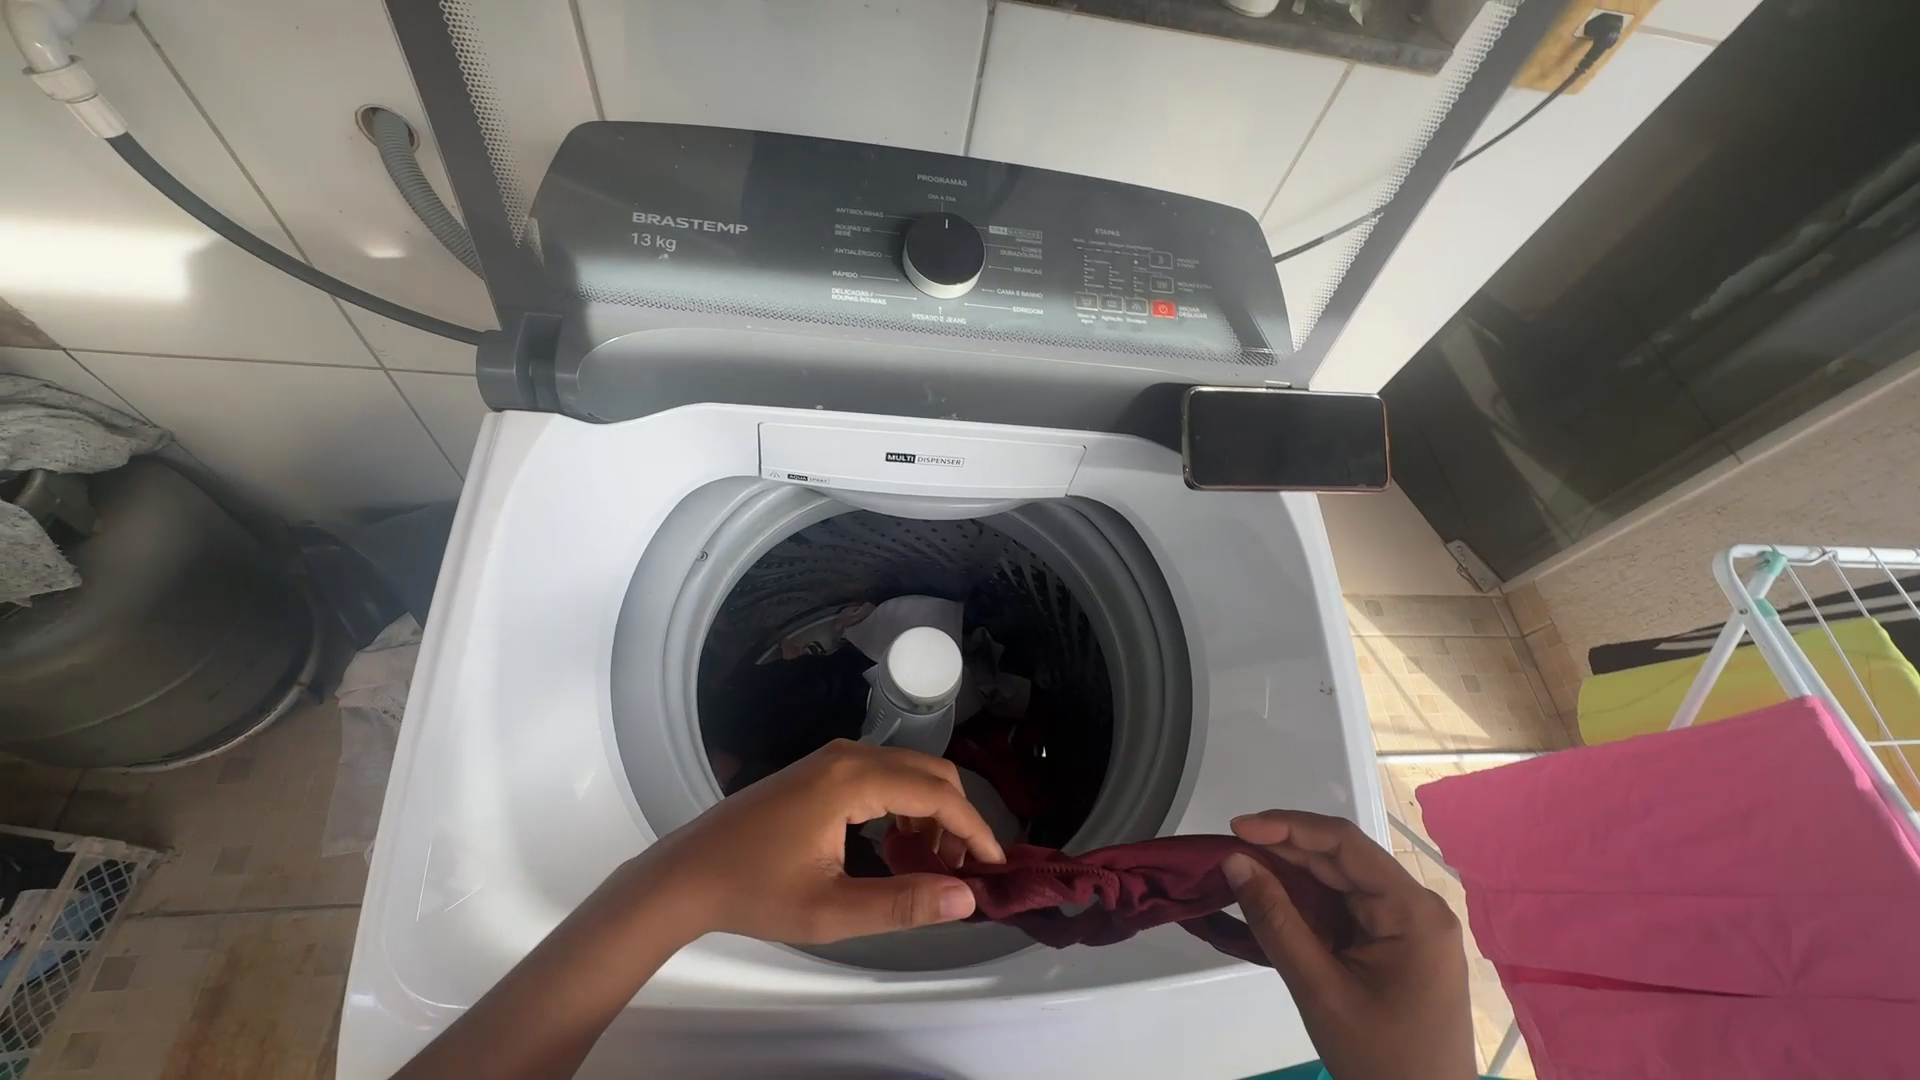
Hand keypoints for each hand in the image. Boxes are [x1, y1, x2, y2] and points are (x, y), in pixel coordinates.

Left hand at [628, 739, 1004, 944]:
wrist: (687, 872)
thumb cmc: (755, 892)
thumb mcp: (831, 910)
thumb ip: (902, 903)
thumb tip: (967, 897)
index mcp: (853, 779)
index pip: (937, 793)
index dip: (974, 829)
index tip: (995, 866)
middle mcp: (849, 754)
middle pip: (929, 771)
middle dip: (957, 817)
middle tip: (964, 868)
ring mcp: (833, 757)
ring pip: (908, 770)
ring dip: (932, 811)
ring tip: (932, 863)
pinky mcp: (822, 768)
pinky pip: (883, 774)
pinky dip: (906, 803)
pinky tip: (897, 843)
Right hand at [1222, 810, 1474, 1079]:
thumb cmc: (1382, 1059)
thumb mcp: (1320, 989)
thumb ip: (1275, 919)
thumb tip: (1235, 860)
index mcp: (1412, 910)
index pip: (1343, 843)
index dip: (1286, 826)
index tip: (1236, 827)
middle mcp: (1416, 907)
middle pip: (1340, 859)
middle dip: (1283, 851)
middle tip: (1230, 853)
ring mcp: (1409, 925)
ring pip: (1339, 881)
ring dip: (1291, 876)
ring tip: (1242, 873)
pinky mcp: (1396, 943)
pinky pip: (1345, 906)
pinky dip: (1307, 902)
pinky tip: (1273, 900)